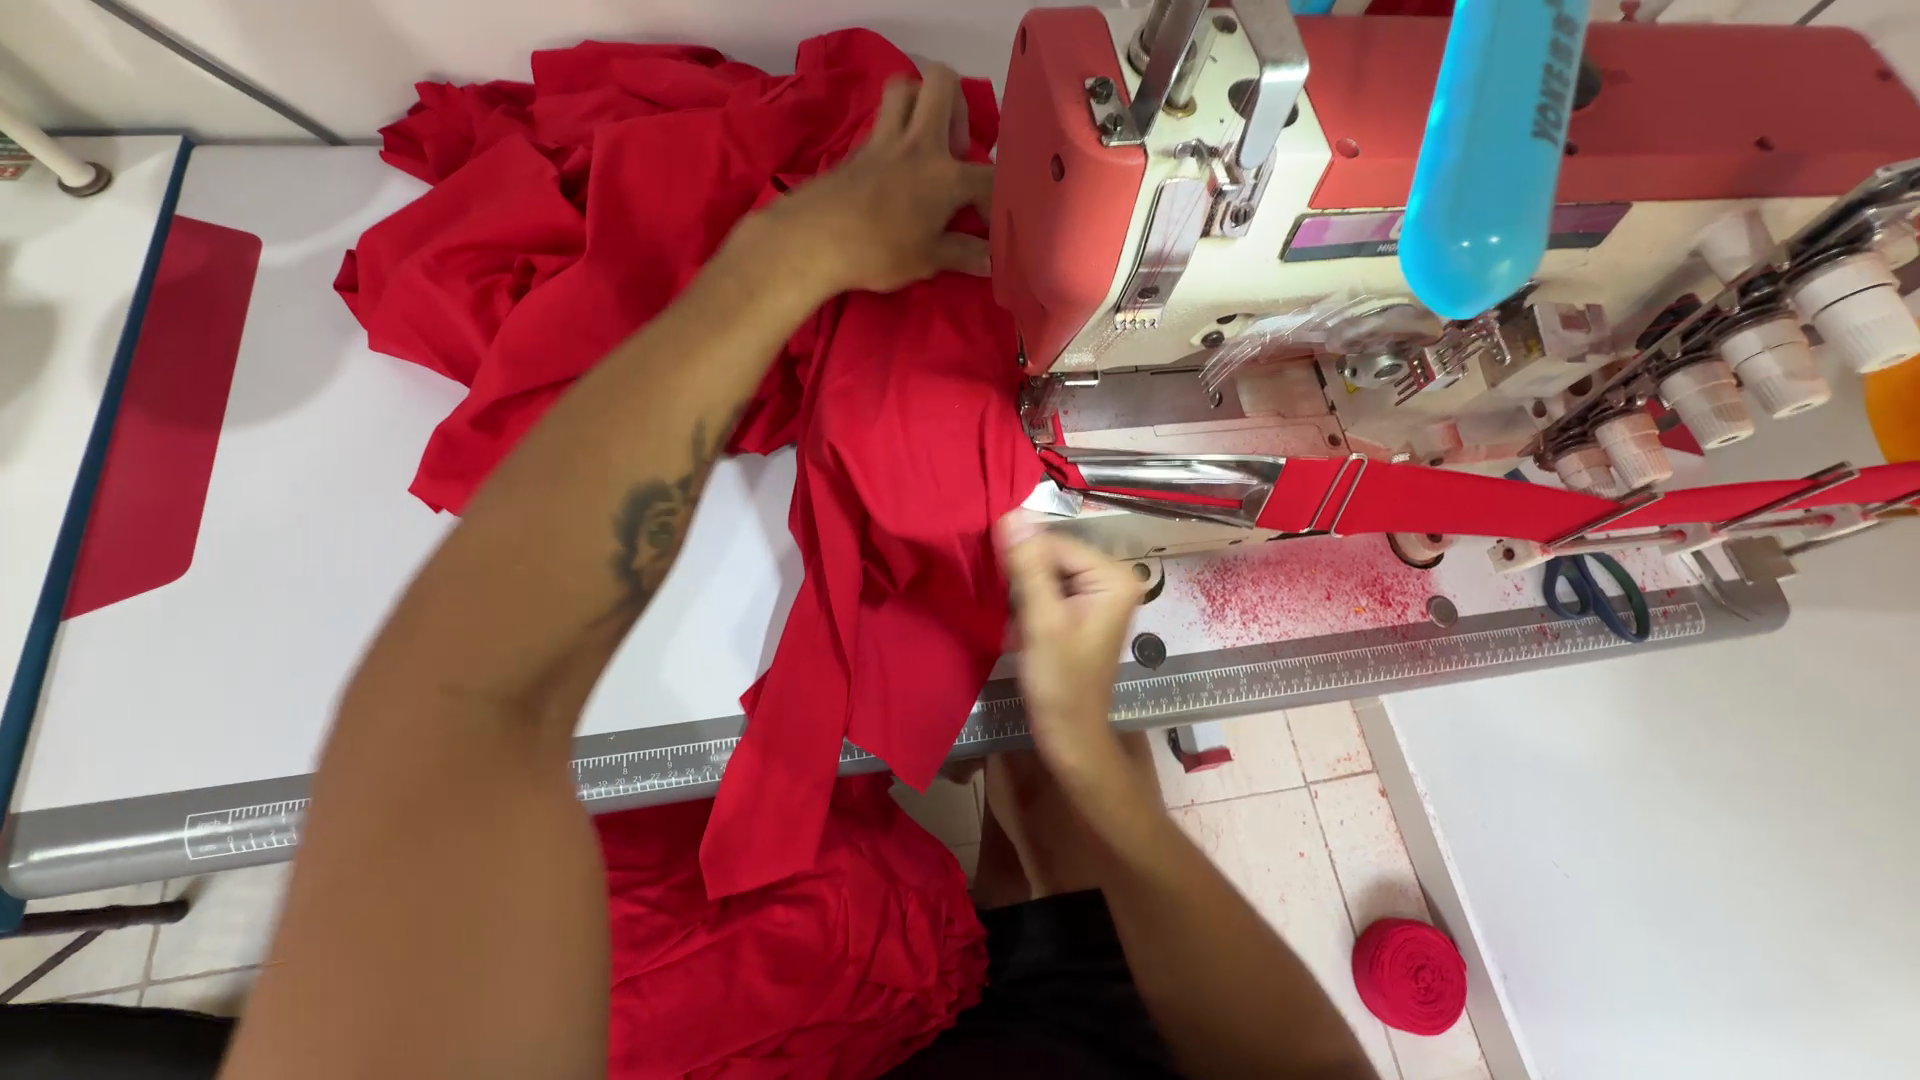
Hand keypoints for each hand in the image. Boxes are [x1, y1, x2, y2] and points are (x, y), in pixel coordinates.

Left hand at [748, 63, 992, 295]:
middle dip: (958, 105)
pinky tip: (896, 166)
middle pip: (943, 84)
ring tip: (925, 141)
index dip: (997, 201)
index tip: (988, 227)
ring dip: (920, 103)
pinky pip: (882, 121)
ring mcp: (884, 142)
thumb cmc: (878, 252)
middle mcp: (918, 145)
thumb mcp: (928, 261)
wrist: (813, 240)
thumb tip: (991, 261)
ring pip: (905, 87)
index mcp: (945, 176)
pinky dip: (894, 131)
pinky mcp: (858, 150)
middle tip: (956, 147)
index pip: (989, 177)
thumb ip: (963, 255)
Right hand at [997, 515, 1144, 784]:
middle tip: (1001, 598)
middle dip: (1021, 572)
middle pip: (1051, 554)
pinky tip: (1017, 619)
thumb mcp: (1041, 621)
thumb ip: (1028, 566)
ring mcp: (1097, 594)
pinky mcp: (1080, 608)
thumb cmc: (1060, 683)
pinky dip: (1027, 599)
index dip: (1020, 555)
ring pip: (1044, 569)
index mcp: (1114, 577)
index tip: (992, 573)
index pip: (1054, 542)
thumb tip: (1013, 512)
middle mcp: (1112, 578)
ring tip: (1010, 612)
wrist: (1069, 734)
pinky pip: (1047, 586)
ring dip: (1020, 586)